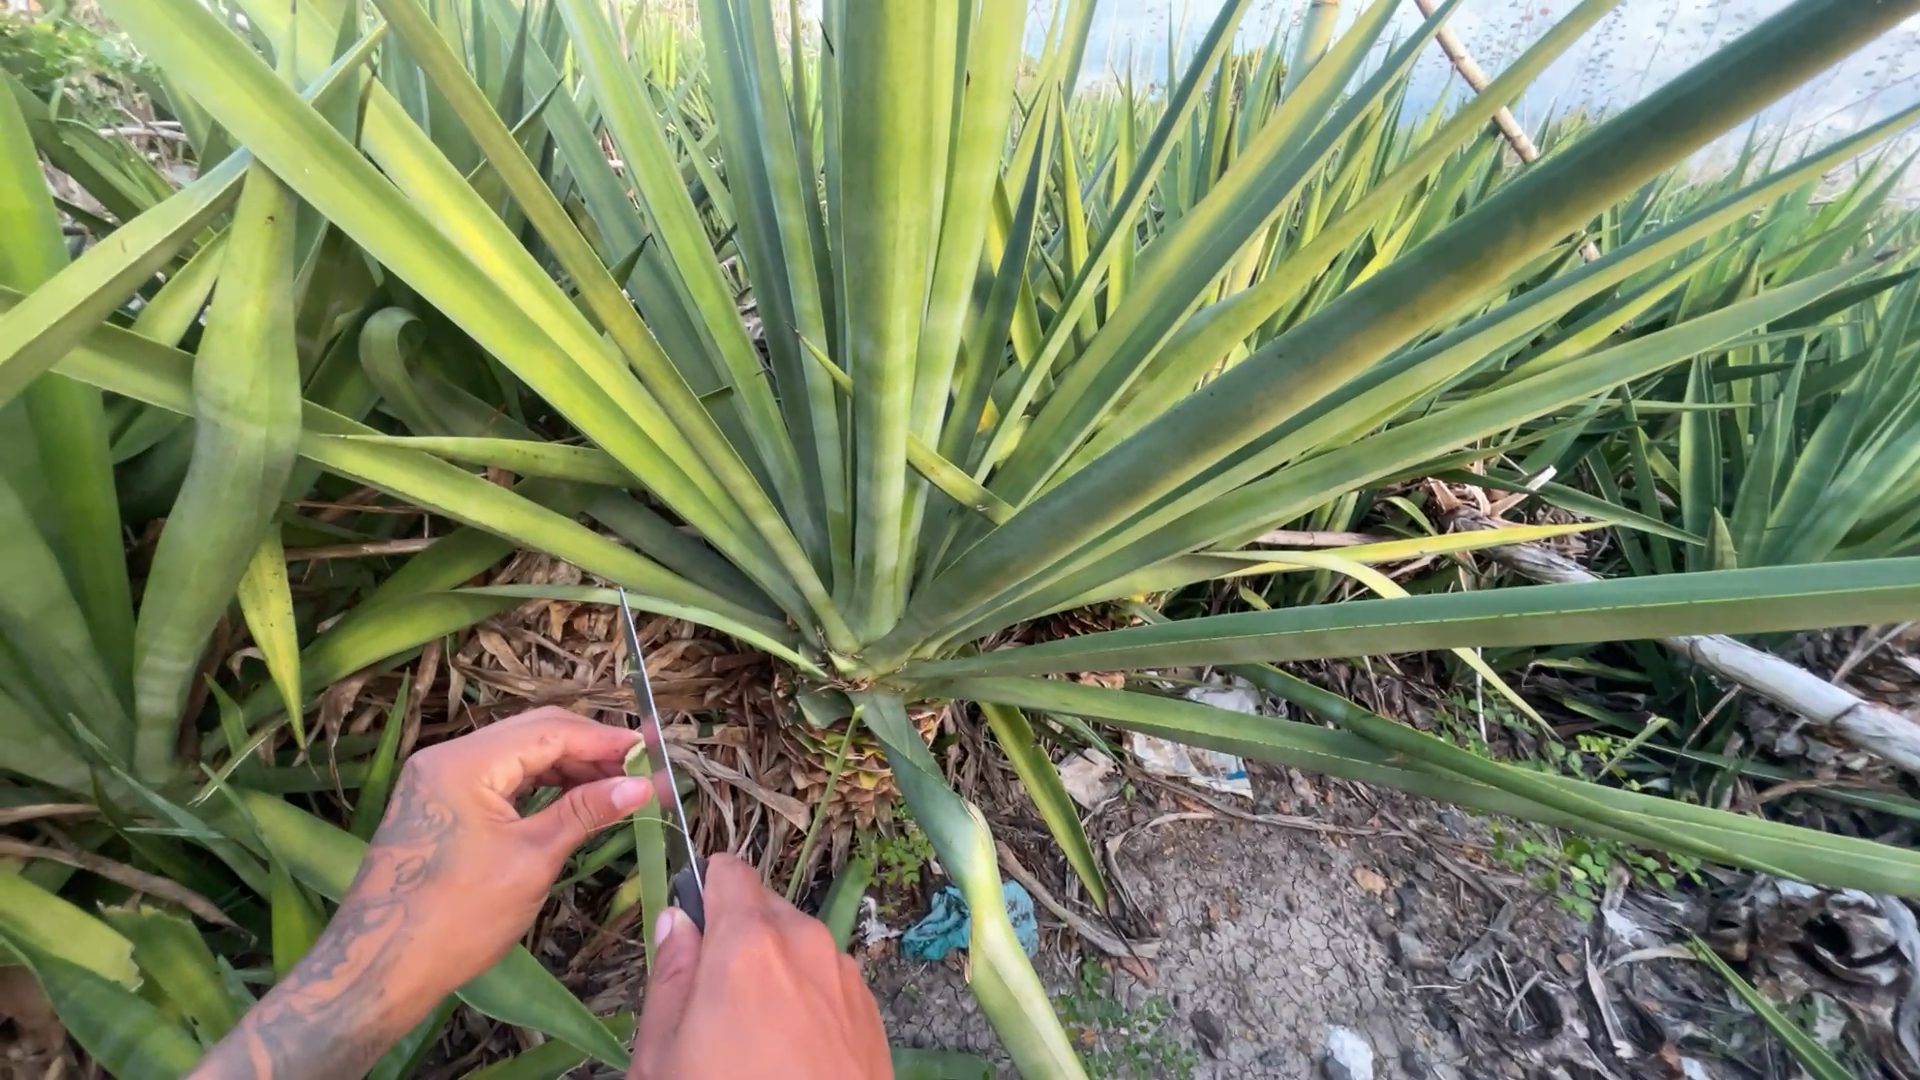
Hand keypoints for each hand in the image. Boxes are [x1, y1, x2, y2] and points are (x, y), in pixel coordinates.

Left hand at [349, 707, 652, 1011]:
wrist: (376, 976)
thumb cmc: (457, 918)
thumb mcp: (533, 859)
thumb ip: (588, 810)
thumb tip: (642, 785)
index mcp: (465, 763)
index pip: (552, 731)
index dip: (606, 740)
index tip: (650, 752)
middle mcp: (449, 757)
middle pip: (538, 731)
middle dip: (592, 747)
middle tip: (639, 767)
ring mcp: (442, 777)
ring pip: (523, 750)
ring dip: (571, 763)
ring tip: (616, 783)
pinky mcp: (443, 799)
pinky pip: (505, 772)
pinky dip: (545, 779)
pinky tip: (577, 793)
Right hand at [630, 855, 890, 1079]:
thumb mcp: (663, 1059)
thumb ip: (670, 975)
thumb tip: (677, 918)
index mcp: (748, 941)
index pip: (729, 871)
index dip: (705, 887)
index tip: (692, 919)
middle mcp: (803, 939)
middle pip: (763, 908)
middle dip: (736, 935)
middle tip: (713, 1000)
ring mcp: (842, 970)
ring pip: (797, 942)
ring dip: (773, 966)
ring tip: (753, 1036)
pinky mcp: (867, 1003)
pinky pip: (826, 975)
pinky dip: (805, 992)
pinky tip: (792, 1051)